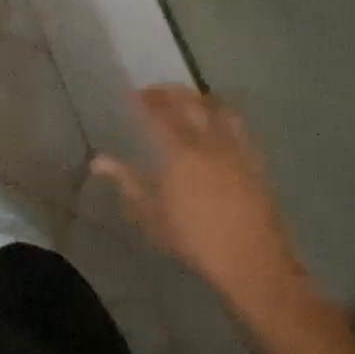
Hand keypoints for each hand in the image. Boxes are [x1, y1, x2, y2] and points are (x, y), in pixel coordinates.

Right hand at [91, 85, 302, 302]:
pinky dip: (222, 115)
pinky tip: (215, 126)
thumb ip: (127, 181)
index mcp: (182, 153)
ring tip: (186, 101)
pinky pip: (238, 125)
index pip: (160, 114)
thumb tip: (98, 162)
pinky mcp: (256, 161)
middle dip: (170, 92)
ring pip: (220, 107)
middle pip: (191, 102)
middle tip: (153, 94)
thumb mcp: (152, 214)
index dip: (145, 101)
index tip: (131, 94)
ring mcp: (237, 150)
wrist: (251, 261)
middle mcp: (210, 143)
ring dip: (199, 98)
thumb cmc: (194, 239)